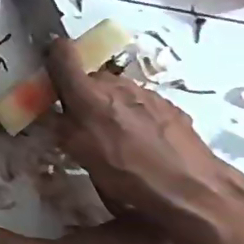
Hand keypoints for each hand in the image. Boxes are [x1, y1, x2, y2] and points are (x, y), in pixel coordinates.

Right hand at [43, 27, 243, 236]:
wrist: (195, 189)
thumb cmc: (129, 175)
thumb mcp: (81, 155)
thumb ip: (61, 128)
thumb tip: (52, 115)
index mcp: (87, 94)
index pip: (62, 54)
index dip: (52, 55)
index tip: (49, 70)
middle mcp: (116, 84)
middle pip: (90, 78)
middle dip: (82, 94)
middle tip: (81, 122)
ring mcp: (147, 93)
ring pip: (117, 90)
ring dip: (110, 105)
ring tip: (115, 137)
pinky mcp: (170, 107)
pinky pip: (141, 103)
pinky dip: (134, 116)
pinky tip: (142, 143)